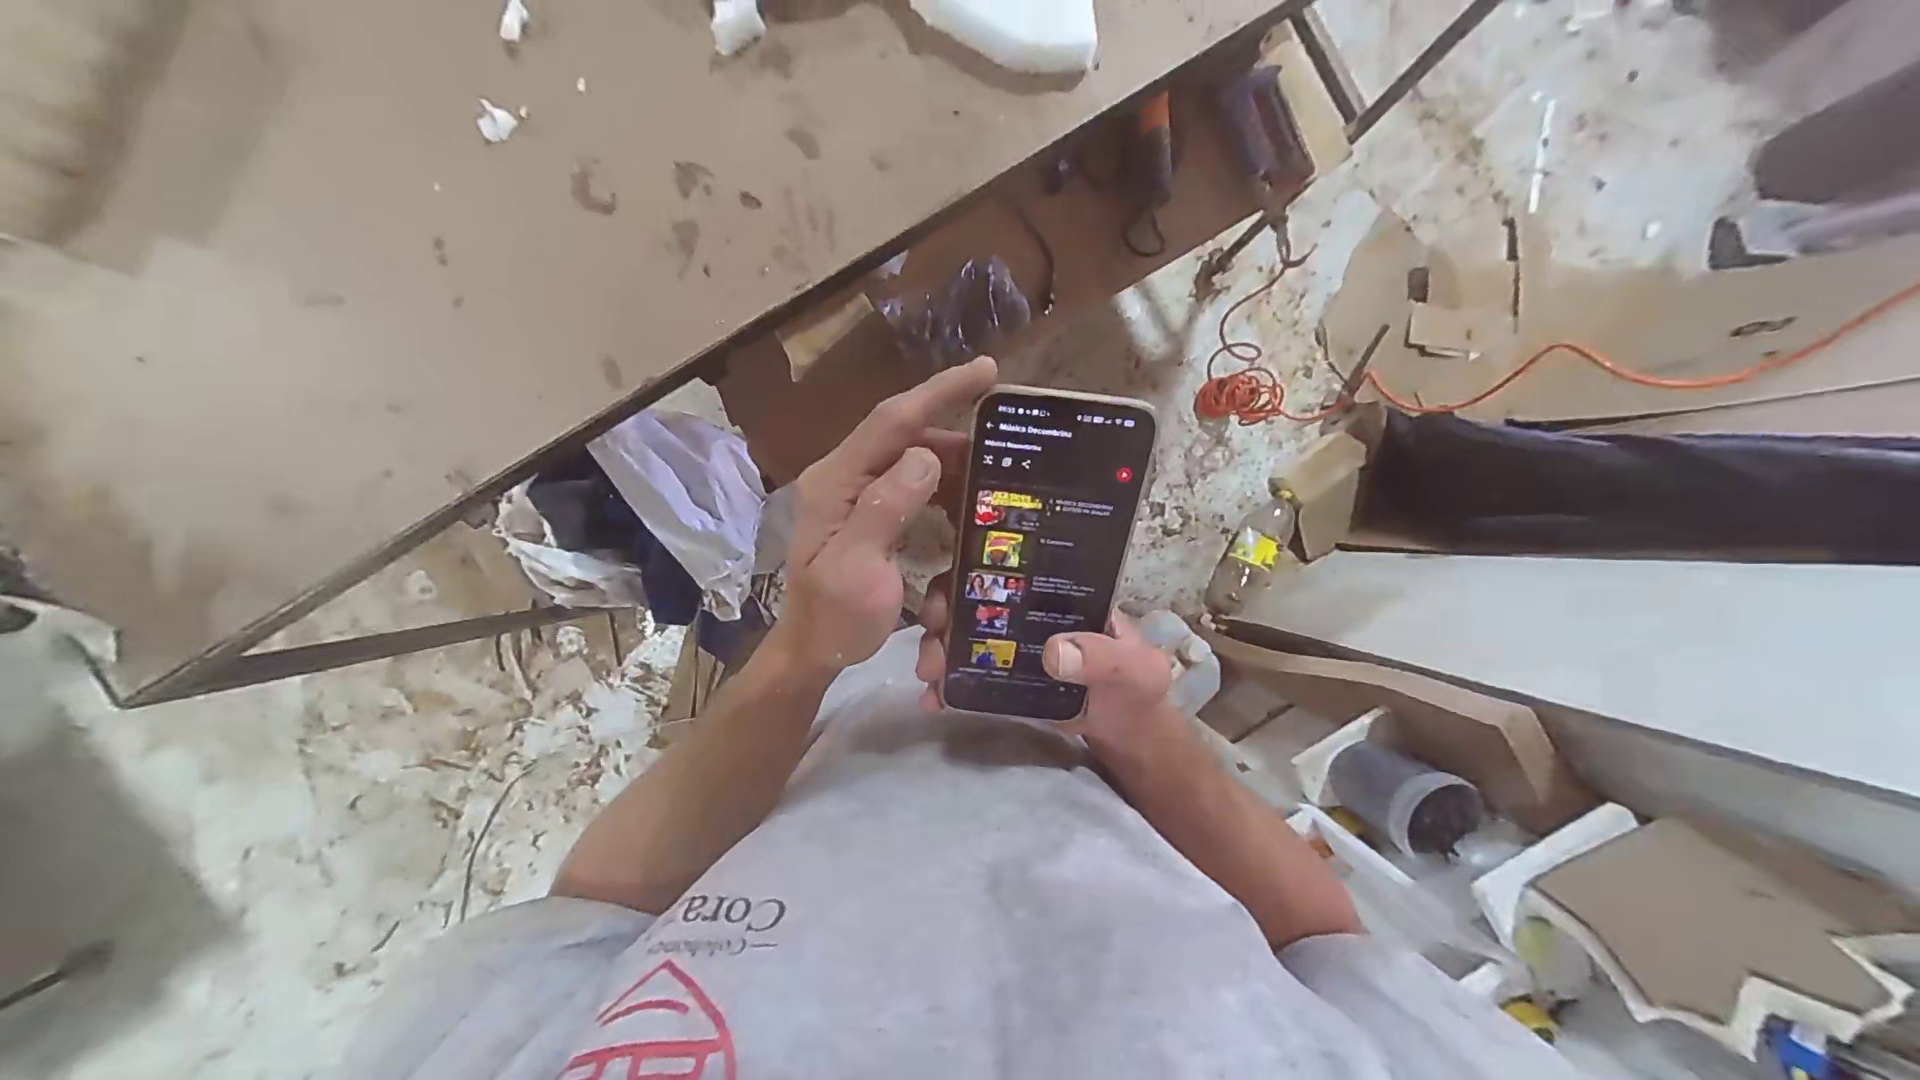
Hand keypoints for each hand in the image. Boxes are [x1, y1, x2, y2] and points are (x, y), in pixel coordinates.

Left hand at [773, 356, 996, 672]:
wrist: (813, 651)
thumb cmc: (833, 618)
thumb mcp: (857, 568)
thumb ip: (885, 507)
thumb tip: (927, 454)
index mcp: (836, 481)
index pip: (892, 421)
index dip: (940, 391)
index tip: (987, 371)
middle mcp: (846, 477)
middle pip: (908, 436)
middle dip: (958, 435)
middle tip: (1008, 446)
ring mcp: (859, 495)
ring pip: (916, 460)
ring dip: (955, 465)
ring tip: (996, 476)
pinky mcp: (873, 514)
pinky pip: (916, 488)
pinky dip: (946, 490)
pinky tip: (969, 504)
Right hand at [915, 593, 1185, 745]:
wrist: (1128, 735)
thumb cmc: (1137, 688)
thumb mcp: (1137, 669)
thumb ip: (1106, 657)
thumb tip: (1054, 651)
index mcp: (1057, 594)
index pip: (1010, 569)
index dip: (972, 573)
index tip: (949, 592)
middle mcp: (1026, 613)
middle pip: (973, 600)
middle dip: (943, 613)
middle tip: (934, 638)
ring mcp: (1010, 648)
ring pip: (962, 638)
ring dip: (939, 649)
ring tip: (931, 673)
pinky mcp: (1001, 683)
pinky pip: (967, 678)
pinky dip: (946, 687)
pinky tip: (932, 701)